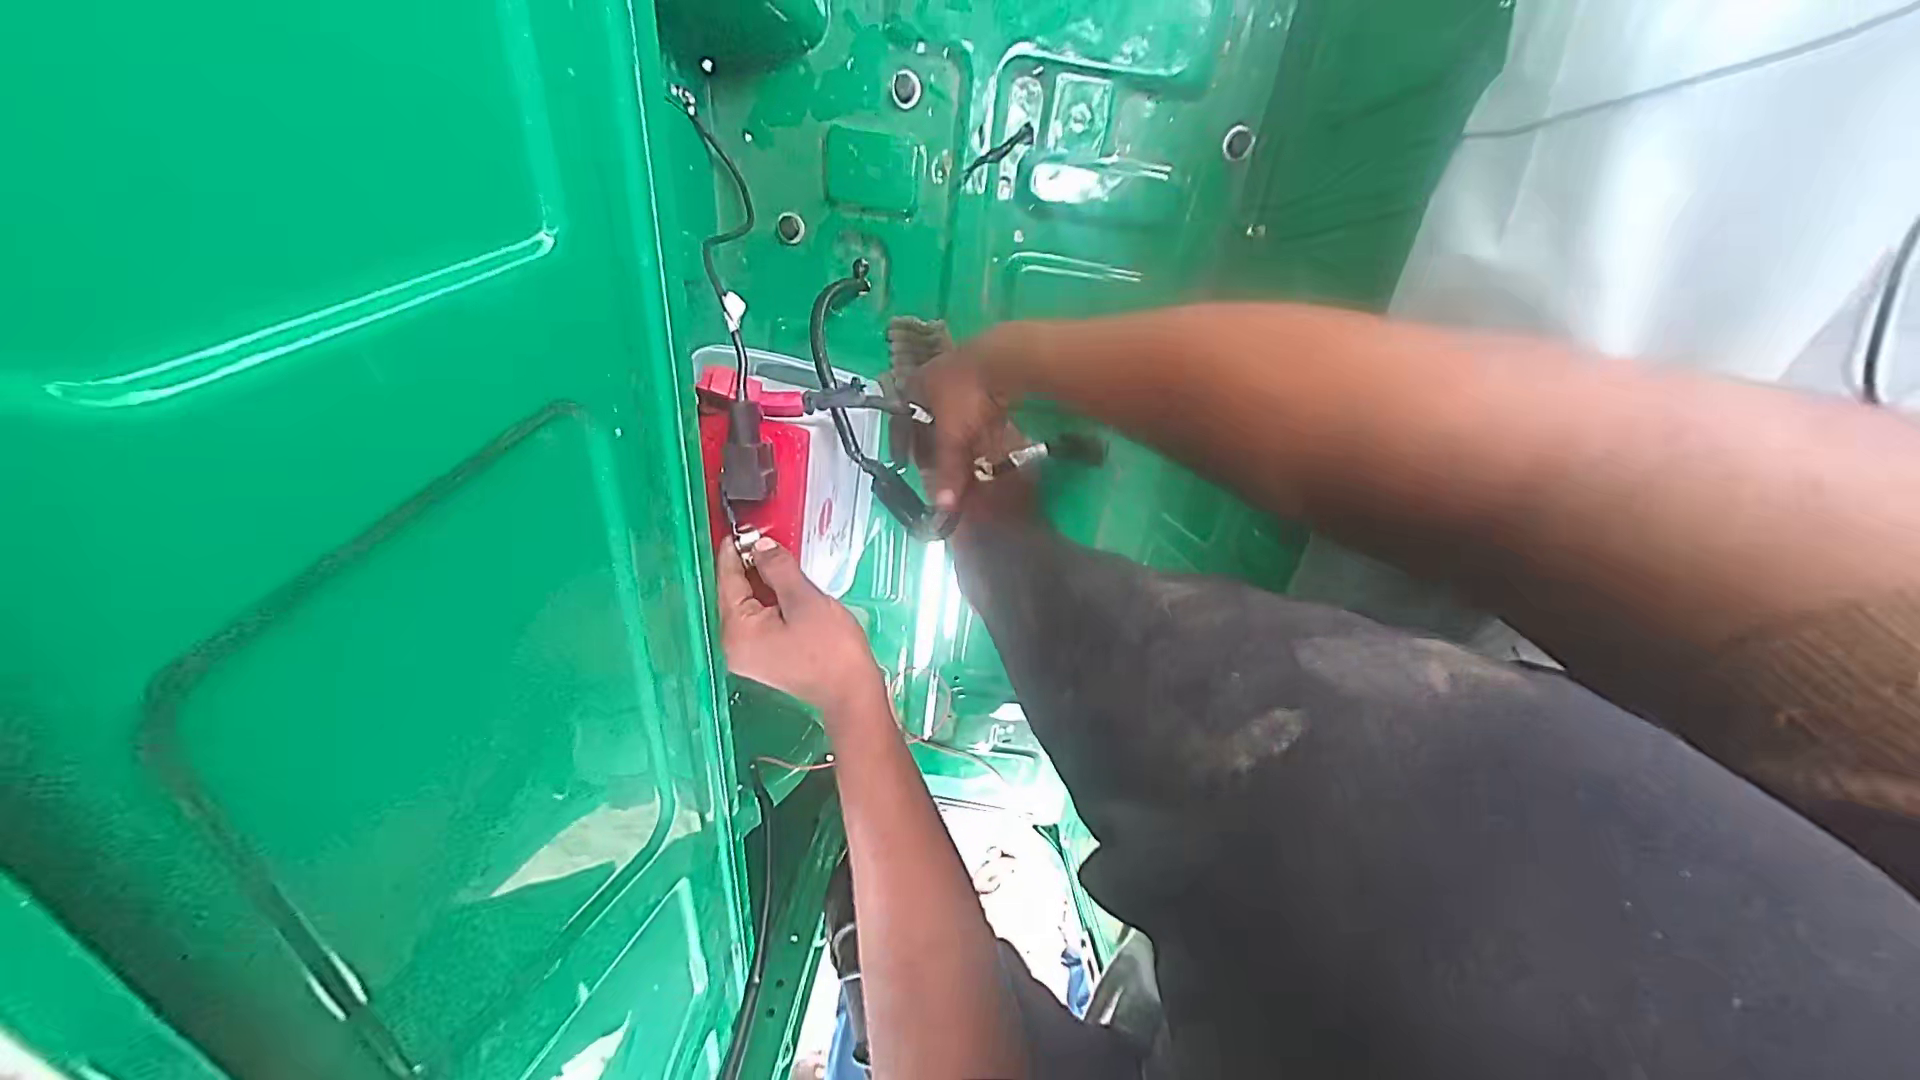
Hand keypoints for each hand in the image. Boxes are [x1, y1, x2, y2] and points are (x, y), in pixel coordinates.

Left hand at [715, 535, 882, 711]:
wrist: (852, 692)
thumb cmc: (831, 650)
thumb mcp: (805, 600)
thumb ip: (779, 569)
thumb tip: (761, 547)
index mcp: (738, 632)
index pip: (728, 582)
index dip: (735, 552)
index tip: (741, 531)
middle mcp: (735, 645)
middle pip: (735, 595)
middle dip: (750, 567)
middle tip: (766, 540)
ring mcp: (749, 655)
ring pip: (749, 607)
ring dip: (763, 583)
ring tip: (780, 560)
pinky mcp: (765, 658)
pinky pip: (760, 621)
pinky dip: (771, 602)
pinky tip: (787, 588)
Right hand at [912, 325, 1026, 513]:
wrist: (1008, 360)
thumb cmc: (967, 395)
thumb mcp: (953, 436)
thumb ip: (948, 471)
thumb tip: (943, 507)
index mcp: (916, 385)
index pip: (901, 419)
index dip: (902, 444)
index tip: (906, 463)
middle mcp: (936, 378)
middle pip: (929, 420)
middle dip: (935, 446)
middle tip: (940, 469)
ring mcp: (965, 375)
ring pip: (956, 415)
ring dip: (961, 440)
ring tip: (967, 462)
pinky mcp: (991, 378)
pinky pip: (981, 411)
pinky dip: (983, 430)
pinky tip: (992, 444)